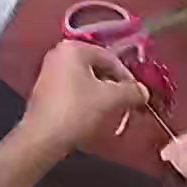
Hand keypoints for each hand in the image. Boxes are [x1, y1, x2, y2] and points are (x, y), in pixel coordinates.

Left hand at [16, 40, 149, 157]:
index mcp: (73, 48)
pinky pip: (73, 87)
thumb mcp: (109, 99)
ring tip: (112, 109)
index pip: (109, 57)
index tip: (137, 94)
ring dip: (101, 92)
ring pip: (85, 78)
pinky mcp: (45, 88)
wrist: (43, 138)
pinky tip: (93, 113)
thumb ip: (130, 91)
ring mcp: (50, 70)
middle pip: (97, 66)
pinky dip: (86, 97)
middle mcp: (59, 53)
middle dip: (114, 85)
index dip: (126, 76)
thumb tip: (143, 91)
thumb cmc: (76, 110)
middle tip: (126, 102)